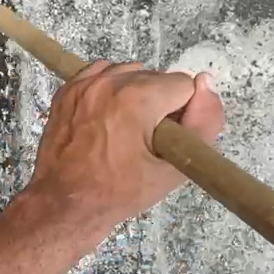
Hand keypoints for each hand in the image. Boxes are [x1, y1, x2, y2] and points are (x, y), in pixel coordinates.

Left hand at [23, 61, 224, 233]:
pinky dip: (110, 88)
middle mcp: (107, 82)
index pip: (184, 84)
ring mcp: (83, 84)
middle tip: (148, 137)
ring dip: (136, 92)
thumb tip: (207, 82)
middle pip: (156, 77)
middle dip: (161, 103)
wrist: (66, 201)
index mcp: (135, 98)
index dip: (184, 111)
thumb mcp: (175, 167)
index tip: (169, 136)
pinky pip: (101, 74)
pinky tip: (110, 114)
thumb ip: (203, 123)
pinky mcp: (66, 91)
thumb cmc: (120, 191)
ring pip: (129, 73)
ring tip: (128, 127)